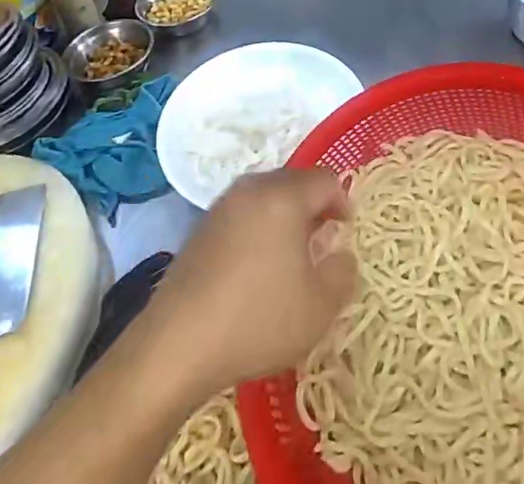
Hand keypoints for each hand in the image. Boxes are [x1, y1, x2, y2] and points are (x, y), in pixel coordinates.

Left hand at [145, 169, 356, 393]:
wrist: (178, 343)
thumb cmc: (258, 319)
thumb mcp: (319, 307)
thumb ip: (342, 273)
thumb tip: (341, 255)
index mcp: (283, 197)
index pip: (324, 179)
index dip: (343, 201)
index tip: (345, 232)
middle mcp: (250, 189)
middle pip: (293, 181)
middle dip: (314, 205)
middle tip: (323, 240)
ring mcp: (221, 206)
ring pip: (265, 195)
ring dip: (285, 215)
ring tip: (292, 254)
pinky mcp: (201, 227)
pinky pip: (242, 213)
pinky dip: (259, 226)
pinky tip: (258, 266)